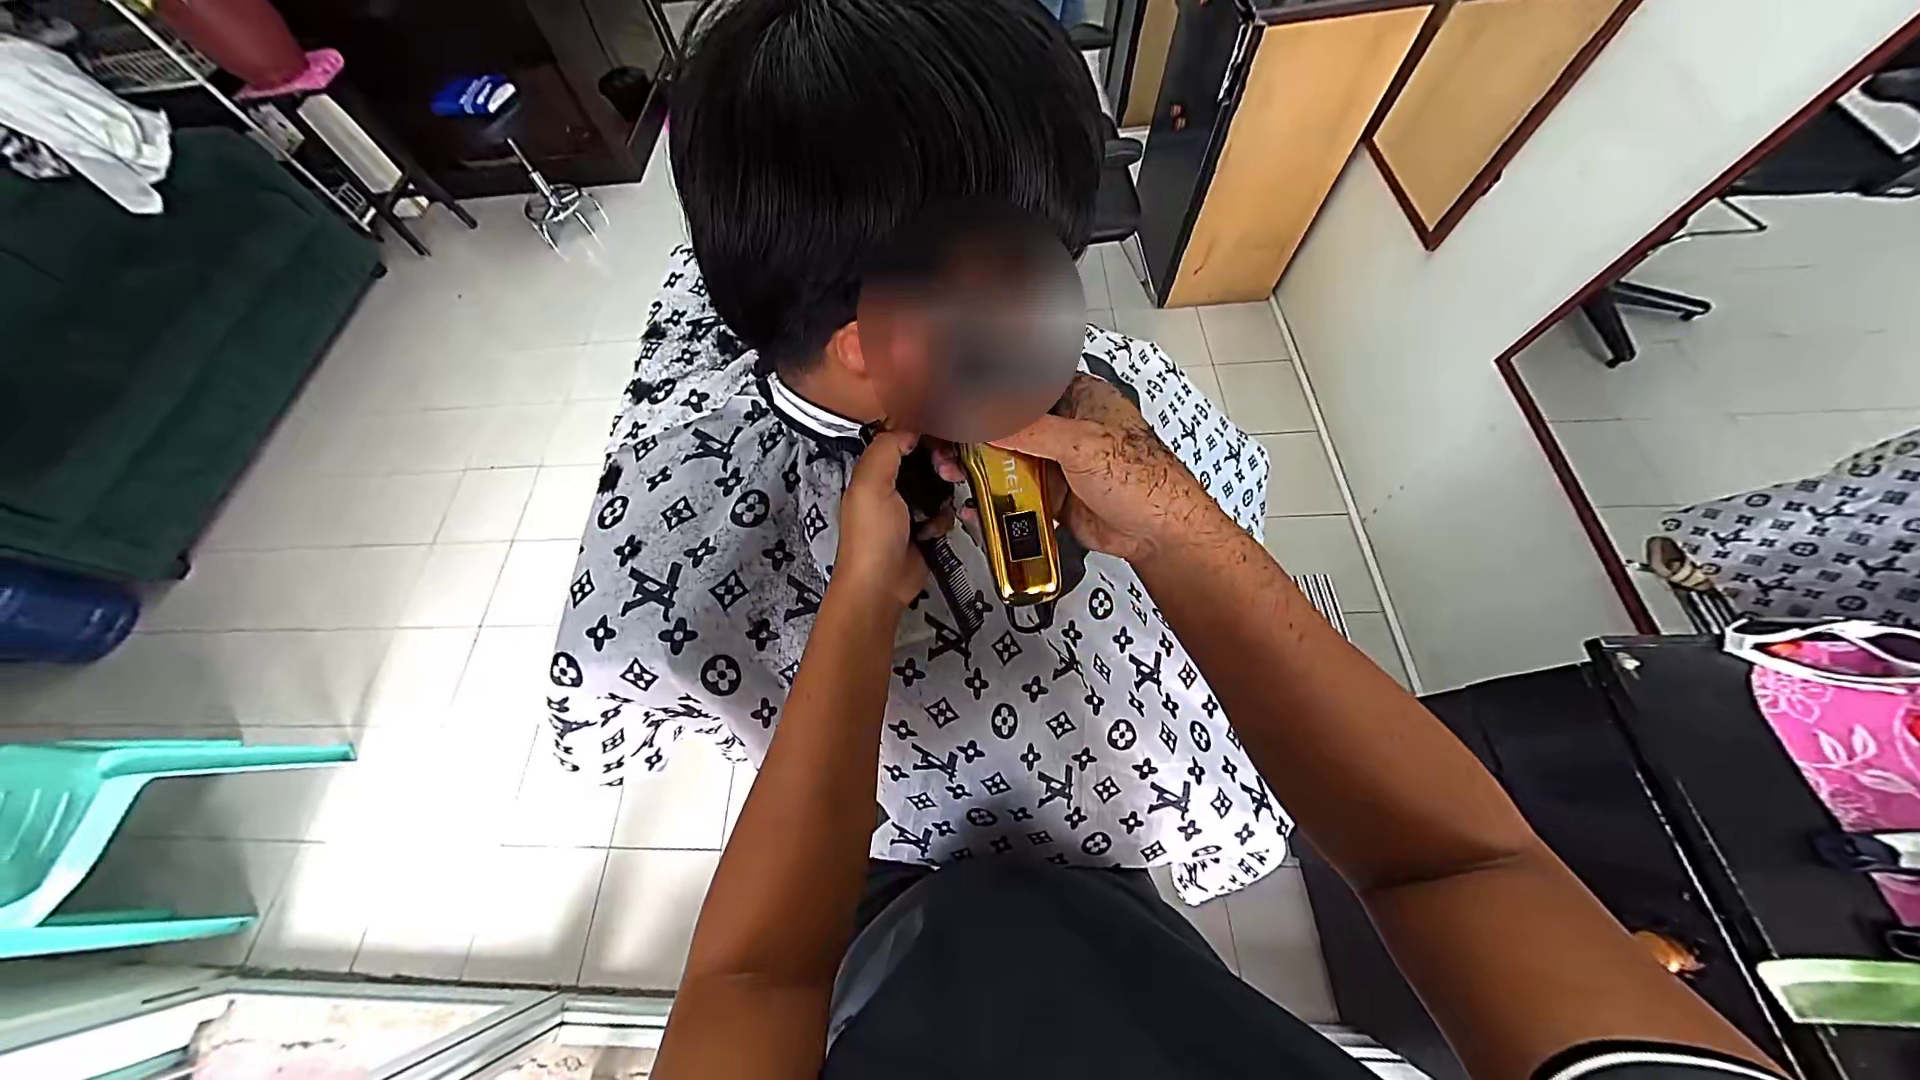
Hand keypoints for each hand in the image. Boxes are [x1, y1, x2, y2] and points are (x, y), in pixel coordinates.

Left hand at [834, 431, 941, 607]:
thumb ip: (886, 448)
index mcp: (874, 470)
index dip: (923, 433)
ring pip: (940, 483)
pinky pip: (945, 511)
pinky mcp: (926, 528)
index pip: (901, 437)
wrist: (882, 585)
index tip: (941, 436)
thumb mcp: (871, 484)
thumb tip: (909, 428)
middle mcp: (891, 486)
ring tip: (942, 504)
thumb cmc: (870, 539)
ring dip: (945, 490)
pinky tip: (935, 528)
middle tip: (948, 470)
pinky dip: (945, 518)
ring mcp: (910, 508)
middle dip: (941, 461)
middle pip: (926, 458)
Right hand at [942, 375, 1222, 563]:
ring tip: (953, 474)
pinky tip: (974, 504)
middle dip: (973, 439)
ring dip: (978, 469)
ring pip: (1006, 461)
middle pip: (1006, 426)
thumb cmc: (1145, 481)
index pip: (1021, 388)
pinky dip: (992, 499)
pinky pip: (1014, 493)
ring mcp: (1056, 463)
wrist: (1158, 535)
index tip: (955, 408)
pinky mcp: (1051, 495)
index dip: (986, 396)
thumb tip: (986, 417)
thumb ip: (1031, 430)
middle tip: (948, 448)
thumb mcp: (1082, 446)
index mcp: (1077, 398)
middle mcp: (1063, 427)